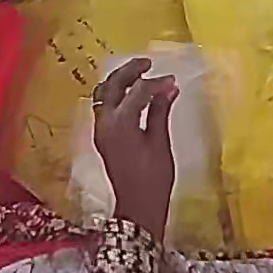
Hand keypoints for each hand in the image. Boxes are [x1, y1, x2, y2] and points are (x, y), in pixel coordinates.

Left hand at [91, 58, 176, 239]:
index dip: (156, 83)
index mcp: (120, 123)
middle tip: (147, 63)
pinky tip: (133, 96)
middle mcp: (105, 122)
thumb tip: (169, 87)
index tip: (172, 80)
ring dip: (119, 82)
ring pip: (104, 94)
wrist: (137, 209)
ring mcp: (100, 130)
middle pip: (112, 85)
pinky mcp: (102, 137)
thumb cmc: (153, 179)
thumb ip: (160, 111)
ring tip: (139, 75)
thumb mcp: (160, 143)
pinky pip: (105, 106)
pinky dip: (117, 95)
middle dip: (129, 71)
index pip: (138, 91)